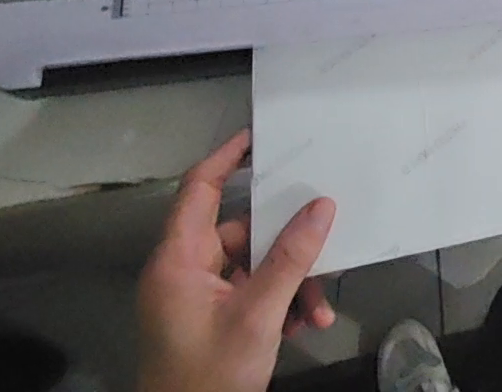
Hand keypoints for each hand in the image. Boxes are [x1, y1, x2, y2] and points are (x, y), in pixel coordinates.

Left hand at [136, 130, 337, 391]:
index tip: (262, 134)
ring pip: (256, 263)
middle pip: (243, 230)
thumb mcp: (257, 316)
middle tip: (324, 231)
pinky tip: (305, 324)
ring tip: (317, 308)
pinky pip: (254, 290)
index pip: (199, 189)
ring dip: (292, 282)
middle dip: (288, 242)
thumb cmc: (207, 377)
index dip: (227, 156)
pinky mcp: (212, 317)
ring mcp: (198, 296)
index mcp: (178, 260)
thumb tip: (323, 203)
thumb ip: (291, 257)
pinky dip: (282, 302)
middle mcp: (185, 270)